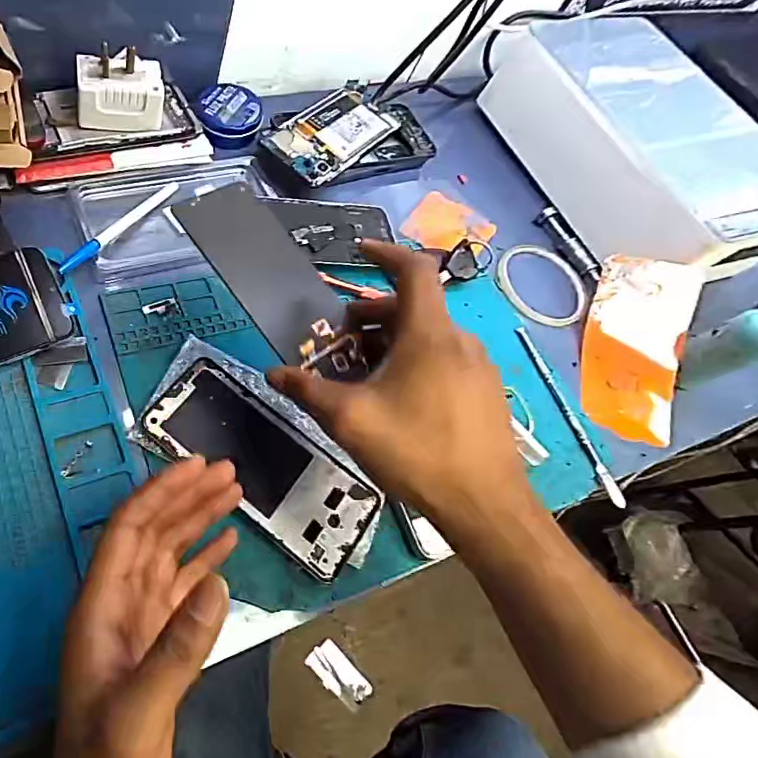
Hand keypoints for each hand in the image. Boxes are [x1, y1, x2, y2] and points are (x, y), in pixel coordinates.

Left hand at [28, 457, 240, 757]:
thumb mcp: (137, 714)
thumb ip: (177, 650)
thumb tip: (220, 581)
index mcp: (100, 608)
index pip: (128, 531)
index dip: (160, 493)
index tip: (196, 467)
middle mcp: (117, 605)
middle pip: (152, 535)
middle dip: (186, 498)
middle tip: (227, 472)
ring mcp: (138, 623)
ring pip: (169, 556)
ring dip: (198, 523)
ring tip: (233, 495)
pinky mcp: (158, 643)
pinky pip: (182, 590)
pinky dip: (205, 562)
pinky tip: (227, 546)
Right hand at [269, 240, 533, 540]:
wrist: (485, 506)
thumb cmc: (416, 452)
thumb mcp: (350, 419)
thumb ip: (308, 391)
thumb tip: (272, 374)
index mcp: (429, 334)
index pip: (413, 270)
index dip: (385, 252)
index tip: (358, 251)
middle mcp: (458, 341)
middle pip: (411, 308)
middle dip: (370, 316)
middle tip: (340, 342)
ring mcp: (477, 367)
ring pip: (426, 336)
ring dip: (389, 343)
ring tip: (361, 376)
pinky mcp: (484, 392)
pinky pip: (443, 359)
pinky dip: (413, 361)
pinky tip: (395, 400)